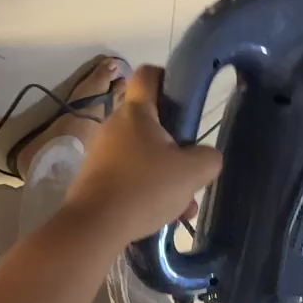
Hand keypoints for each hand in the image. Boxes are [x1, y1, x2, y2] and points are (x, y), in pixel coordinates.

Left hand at [64, 65, 222, 242]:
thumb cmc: (145, 188)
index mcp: (136, 112)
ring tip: (184, 207)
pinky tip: (163, 218)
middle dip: (177, 148)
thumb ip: (208, 158)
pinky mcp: (95, 179)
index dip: (168, 78)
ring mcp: (102, 153)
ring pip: (144, 157)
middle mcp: (115, 126)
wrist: (94, 226)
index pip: (149, 75)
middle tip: (192, 170)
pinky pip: (130, 177)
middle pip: (153, 124)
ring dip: (167, 177)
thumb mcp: (192, 172)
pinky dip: (148, 192)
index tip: (185, 99)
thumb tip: (206, 157)